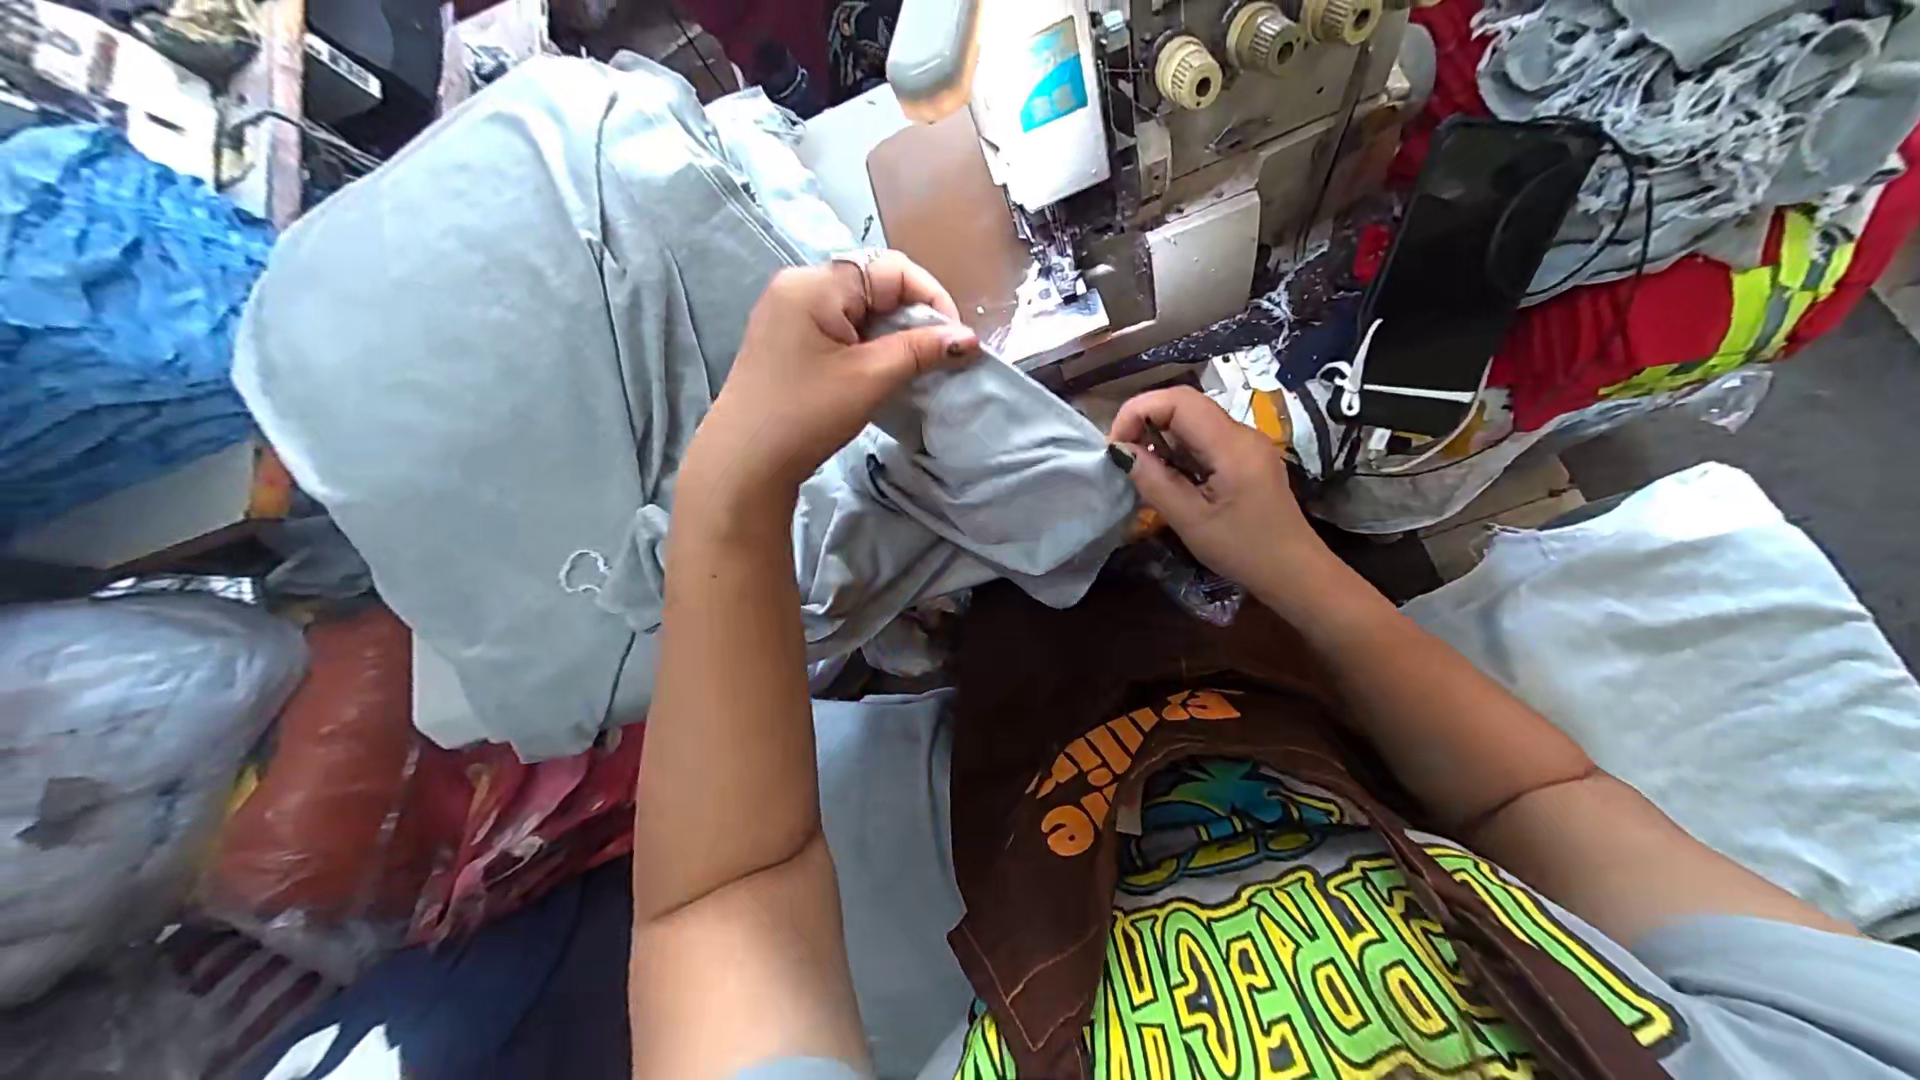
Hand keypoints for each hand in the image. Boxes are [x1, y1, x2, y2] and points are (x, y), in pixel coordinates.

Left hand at [679, 252, 978, 522]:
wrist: (744, 462)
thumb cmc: (805, 414)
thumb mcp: (870, 379)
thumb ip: (921, 350)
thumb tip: (967, 337)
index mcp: (815, 284)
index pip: (891, 269)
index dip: (931, 299)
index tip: (954, 340)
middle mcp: (799, 286)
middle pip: (875, 285)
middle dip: (913, 318)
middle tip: (937, 357)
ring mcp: (790, 313)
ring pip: (860, 310)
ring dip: (893, 335)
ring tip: (912, 368)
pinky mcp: (788, 341)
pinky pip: (840, 329)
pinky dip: (868, 346)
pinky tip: (880, 372)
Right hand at [1110, 386, 1338, 606]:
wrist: (1294, 571)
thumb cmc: (1243, 550)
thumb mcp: (1190, 520)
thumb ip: (1153, 481)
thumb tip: (1120, 451)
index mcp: (1231, 445)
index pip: (1178, 400)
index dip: (1139, 411)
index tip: (1116, 445)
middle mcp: (1241, 433)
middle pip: (1185, 405)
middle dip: (1145, 422)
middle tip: (1122, 457)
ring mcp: (1245, 444)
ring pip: (1192, 420)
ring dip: (1159, 436)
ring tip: (1141, 469)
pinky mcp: (1244, 457)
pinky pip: (1203, 438)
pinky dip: (1176, 449)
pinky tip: (1167, 476)